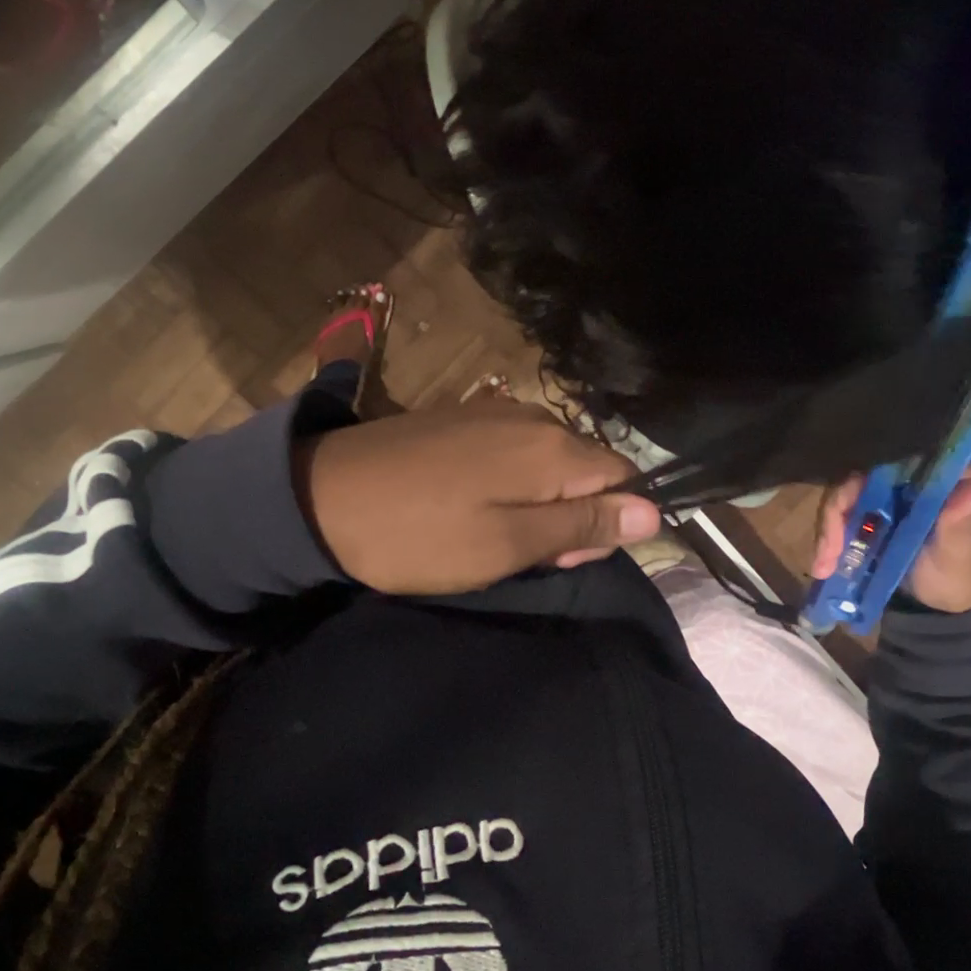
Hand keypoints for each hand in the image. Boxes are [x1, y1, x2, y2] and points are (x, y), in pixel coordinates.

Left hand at [295, 402, 661, 594]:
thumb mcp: (508, 544)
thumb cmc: (420, 535)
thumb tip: (653, 513)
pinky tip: (475, 510)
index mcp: (554, 447)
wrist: (317, 497)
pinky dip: (512, 485)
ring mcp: (494, 413)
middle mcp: (534, 417)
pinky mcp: (461, 420)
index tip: (571, 556)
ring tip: (496, 540)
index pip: (626, 477)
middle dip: (576, 515)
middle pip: (590, 468)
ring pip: (551, 462)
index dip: (612, 521)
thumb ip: (583, 525)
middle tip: (527, 558)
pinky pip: (514, 452)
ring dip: (543, 503)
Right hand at [810, 470, 970, 613]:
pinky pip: (840, 517)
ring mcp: (886, 495)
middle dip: (837, 512)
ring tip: (824, 566)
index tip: (845, 510)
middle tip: (829, 551)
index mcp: (940, 473)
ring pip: (844, 497)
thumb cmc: (962, 575)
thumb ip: (960, 520)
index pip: (894, 456)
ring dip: (828, 530)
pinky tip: (823, 566)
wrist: (945, 609)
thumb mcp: (962, 550)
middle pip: (860, 476)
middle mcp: (909, 476)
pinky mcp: (869, 515)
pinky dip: (828, 540)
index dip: (864, 477)